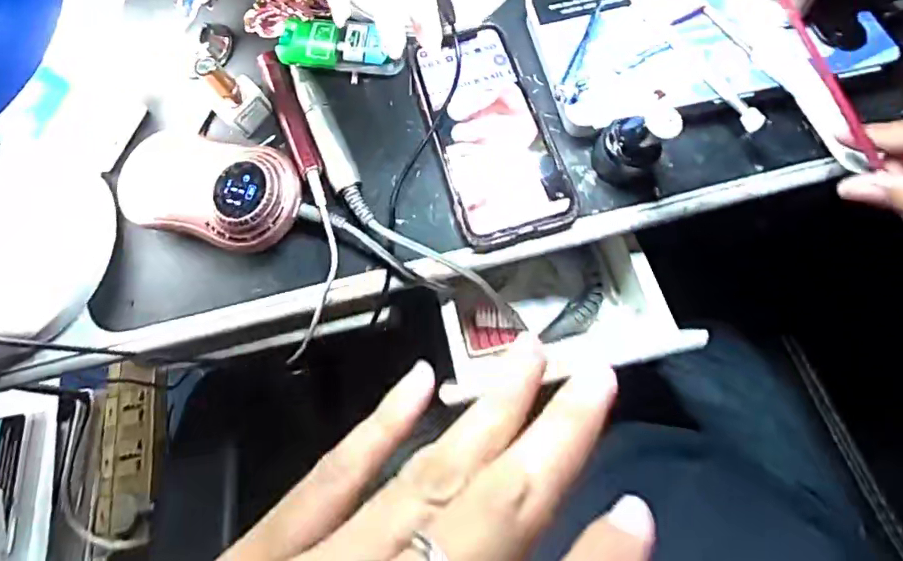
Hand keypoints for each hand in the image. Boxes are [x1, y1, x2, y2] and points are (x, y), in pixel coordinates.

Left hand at [220, 336, 652, 560]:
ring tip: (525, 362)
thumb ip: (461, 556)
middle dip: (546, 443)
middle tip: (594, 376)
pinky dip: (378, 433)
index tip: (638, 507)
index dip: (592, 559)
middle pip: (480, 505)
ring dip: (479, 419)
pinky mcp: (264, 552)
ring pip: (419, 477)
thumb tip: (526, 541)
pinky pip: (329, 483)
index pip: (512, 559)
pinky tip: (415, 385)